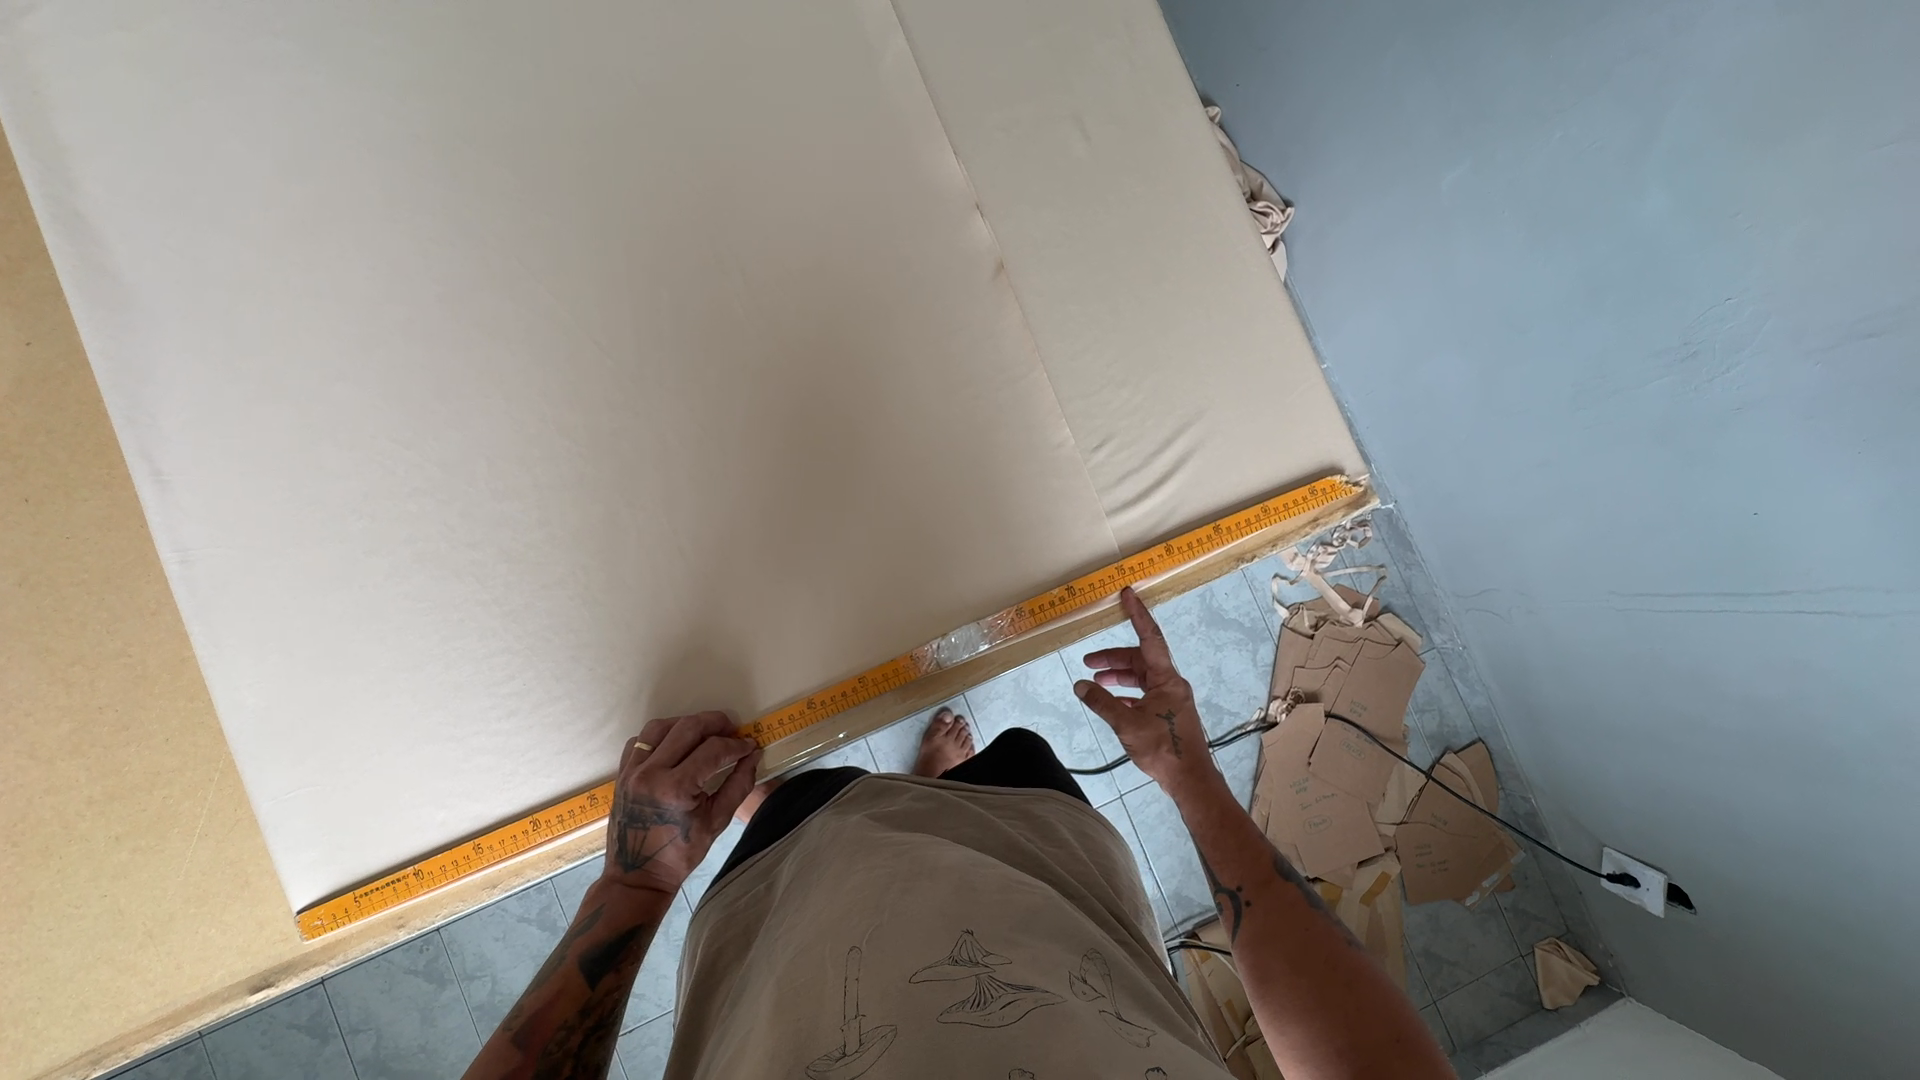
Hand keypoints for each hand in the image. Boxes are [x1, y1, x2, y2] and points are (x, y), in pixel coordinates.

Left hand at [601, 712, 760, 896]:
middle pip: (688, 728)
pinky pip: (640, 740)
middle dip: (716, 723)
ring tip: (705, 733)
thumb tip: (753, 755)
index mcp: (676, 789)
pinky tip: (676, 744)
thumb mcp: (717, 821)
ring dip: (687, 724)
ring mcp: (632, 772)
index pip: (714, 750)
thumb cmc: (680, 854)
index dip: (736, 745)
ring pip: (661, 726)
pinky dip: (661, 735)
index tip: (750, 746)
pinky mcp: (622, 774)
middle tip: (733, 731)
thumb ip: (739, 784)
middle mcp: (651, 773)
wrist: (637, 877)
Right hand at [1074, 587, 1217, 794]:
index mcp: (1166, 679)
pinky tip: (1111, 703)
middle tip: (1088, 662)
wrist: (1190, 779)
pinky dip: (1126, 694)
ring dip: (1118, 677)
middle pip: (1140, 659)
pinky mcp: (1168, 714)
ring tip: (1095, 683)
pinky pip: (1144, 694)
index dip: (1137, 615)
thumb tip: (1081, 685)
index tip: (1127, 594)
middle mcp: (1171, 684)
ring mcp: (1171, 699)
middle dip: (1113, 658)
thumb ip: (1102, 702)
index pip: (1149, 638)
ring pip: (1141, 677)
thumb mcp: (1126, 723)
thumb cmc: (1162, 748)